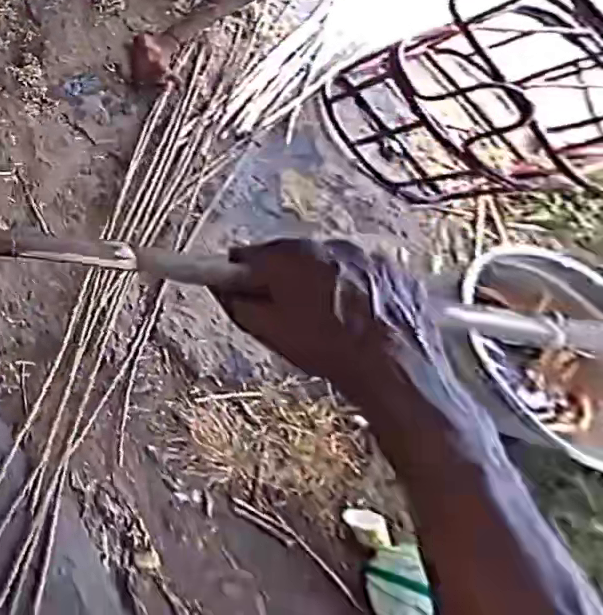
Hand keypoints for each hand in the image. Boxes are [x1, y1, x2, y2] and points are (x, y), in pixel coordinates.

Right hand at [211, 239, 443, 409]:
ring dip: (314, 279)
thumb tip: (221, 286)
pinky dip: (350, 285)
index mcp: (286, 256)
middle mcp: (323, 246)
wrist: (403, 378)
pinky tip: (354, 313)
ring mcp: (364, 258)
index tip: (241, 291)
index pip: (242, 255)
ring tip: (324, 314)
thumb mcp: (263, 328)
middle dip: (279, 276)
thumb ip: (232, 299)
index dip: (238, 275)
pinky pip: (356, 272)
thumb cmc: (328, 350)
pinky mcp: (395, 272)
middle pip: (283, 255)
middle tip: (284, 308)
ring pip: (321, 262)